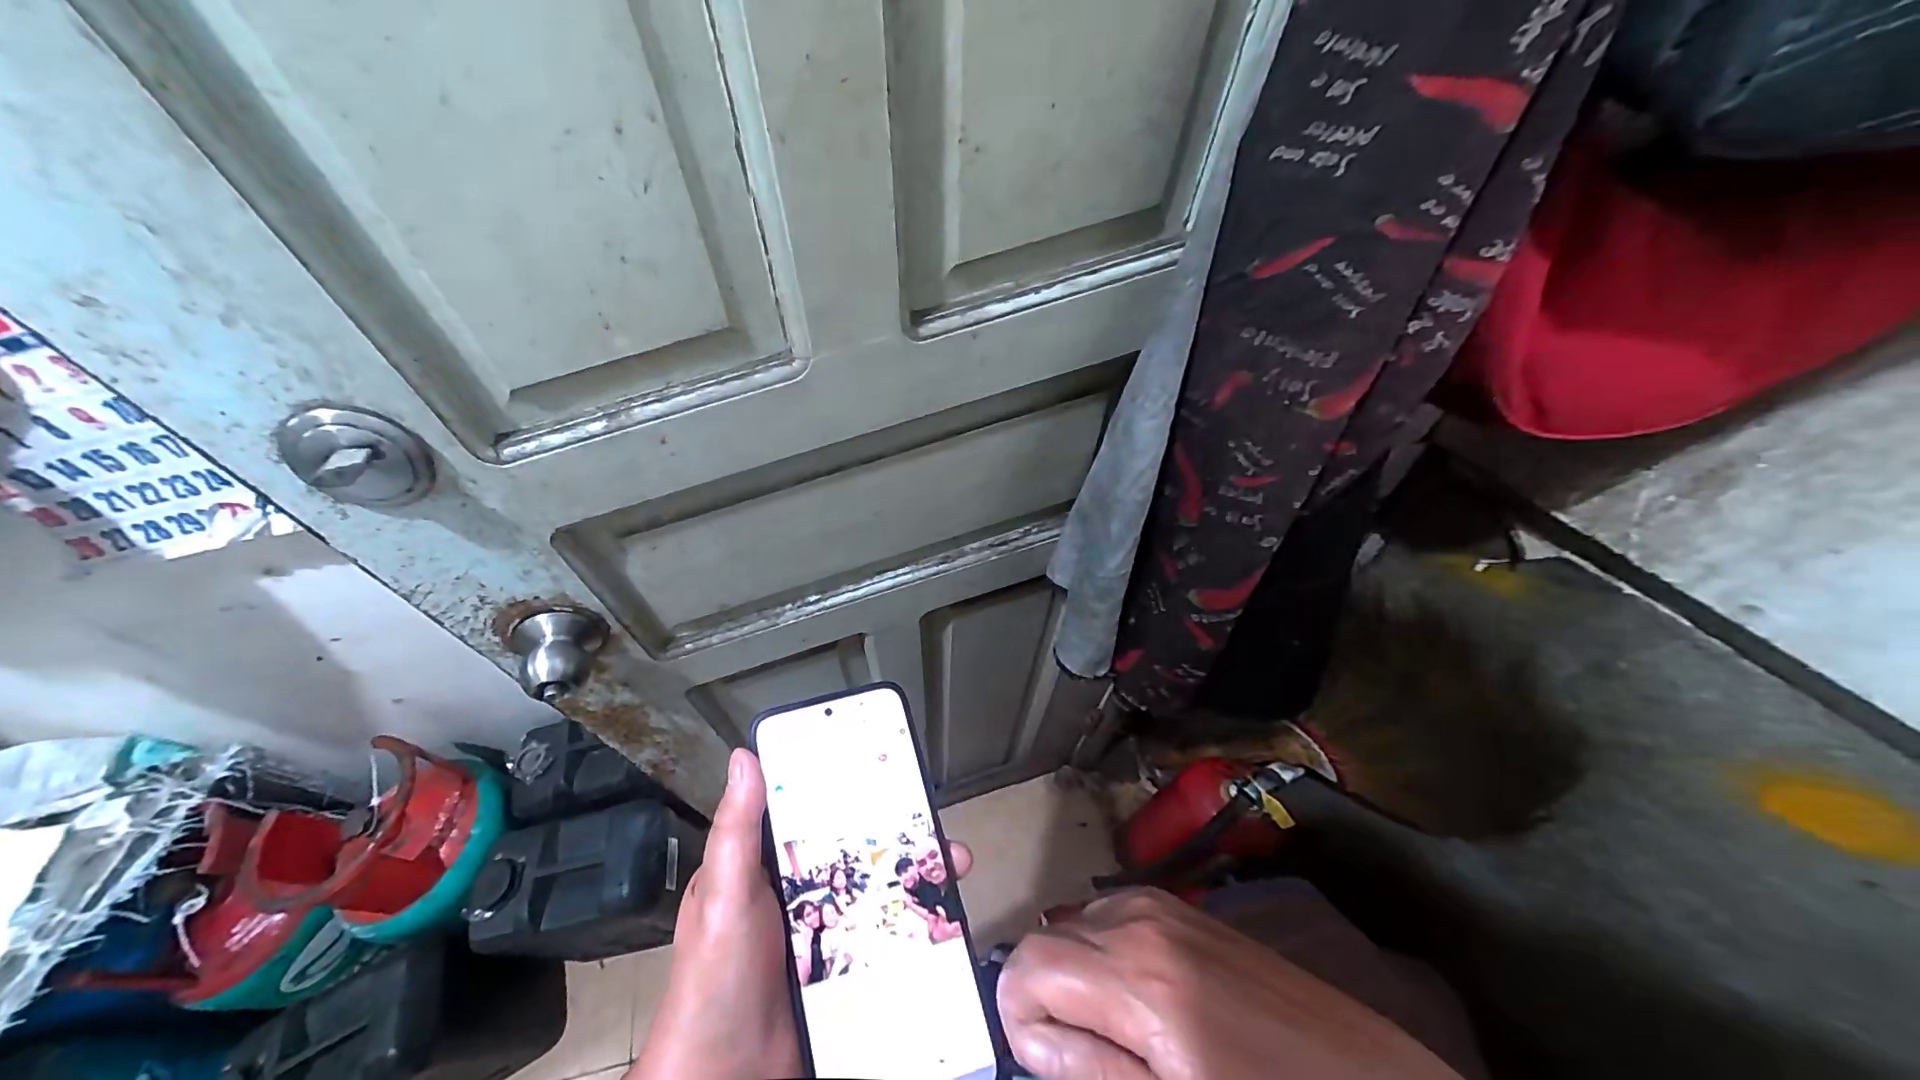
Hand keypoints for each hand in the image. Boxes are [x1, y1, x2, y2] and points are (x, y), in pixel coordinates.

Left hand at [630, 748, 973, 1079]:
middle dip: (901, 835)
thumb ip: (735, 832)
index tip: (889, 771)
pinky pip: (887, 938)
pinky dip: (917, 926)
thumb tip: (745, 759)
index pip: (814, 814)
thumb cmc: (711, 984)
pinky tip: (947, 919)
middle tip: (936, 824)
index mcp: (769, 867)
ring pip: (879, 891)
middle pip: (858, 851)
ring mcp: (828, 932)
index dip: (850, 791)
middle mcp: (802, 894)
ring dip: (918, 877)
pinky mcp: (848, 969)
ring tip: (954, 866)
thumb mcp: (723, 898)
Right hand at [997, 888, 1461, 1079]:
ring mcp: (1164, 906)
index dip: (1022, 1021)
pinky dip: (1107, 960)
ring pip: (1073, 929)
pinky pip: (1111, 921)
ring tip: (1128, 1036)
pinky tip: (1150, 1007)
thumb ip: (1091, 1070)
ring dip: (1078, 981)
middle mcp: (1140, 918)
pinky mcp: (1184, 909)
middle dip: (1050, 1002)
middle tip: (1100, 1060)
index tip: (1058, 1065)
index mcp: (1137, 975)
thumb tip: (1034, 1041)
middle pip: (1044, 942)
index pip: (1025, 965)